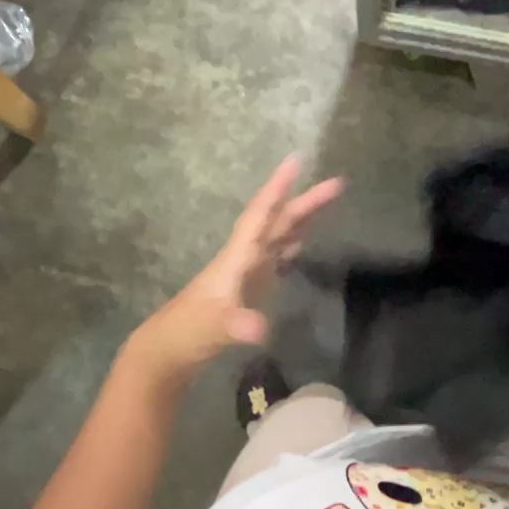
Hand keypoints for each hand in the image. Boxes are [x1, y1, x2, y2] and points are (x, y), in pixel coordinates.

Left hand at [123, 156, 343, 384]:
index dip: (278, 188)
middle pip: (278, 221)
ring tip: (328, 200)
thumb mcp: (217, 328)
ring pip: (279, 234)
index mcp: (238, 256)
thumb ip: (238, 325)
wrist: (172, 348)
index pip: (261, 214)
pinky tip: (301, 241)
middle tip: (337, 183)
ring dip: (302, 217)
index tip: (296, 160)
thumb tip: (260, 329)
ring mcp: (248, 271)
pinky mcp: (250, 286)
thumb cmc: (191, 330)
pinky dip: (292, 243)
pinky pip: (277, 256)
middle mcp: (245, 256)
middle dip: (305, 201)